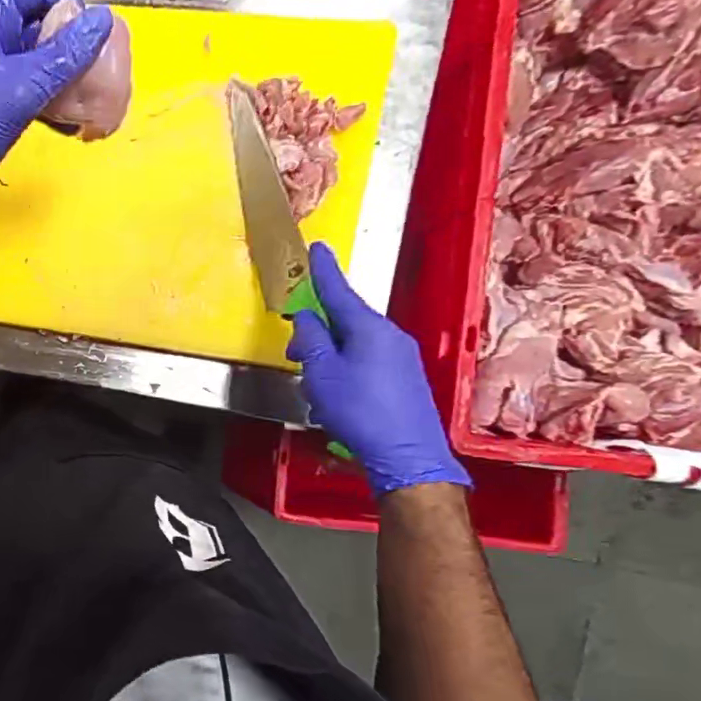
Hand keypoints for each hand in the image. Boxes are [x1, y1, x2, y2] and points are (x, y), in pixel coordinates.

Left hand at [0, 0, 114, 235]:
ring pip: (42, 48)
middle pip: (46, 12)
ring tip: (78, 102)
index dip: (69, 2)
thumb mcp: (22, 90)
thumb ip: (65, 55)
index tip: (80, 44)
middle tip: (85, 77)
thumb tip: (101, 22)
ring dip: (64, 72)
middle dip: (71, 42)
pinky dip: (50, 92)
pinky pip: (32, 76)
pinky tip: (64, 118)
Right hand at [286, 243, 470, 495]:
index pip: (340, 292)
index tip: (317, 248)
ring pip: (353, 344)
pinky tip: (334, 396)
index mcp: (368, 328)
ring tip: (314, 384)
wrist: (406, 452)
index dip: (324, 272)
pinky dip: (343, 370)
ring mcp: (400, 357)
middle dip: (317, 331)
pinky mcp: (403, 378)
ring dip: (328, 356)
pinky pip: (365, 361)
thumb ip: (311, 341)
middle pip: (345, 321)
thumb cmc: (358, 409)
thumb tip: (307, 318)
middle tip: (294, 353)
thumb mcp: (322, 374)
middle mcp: (389, 335)